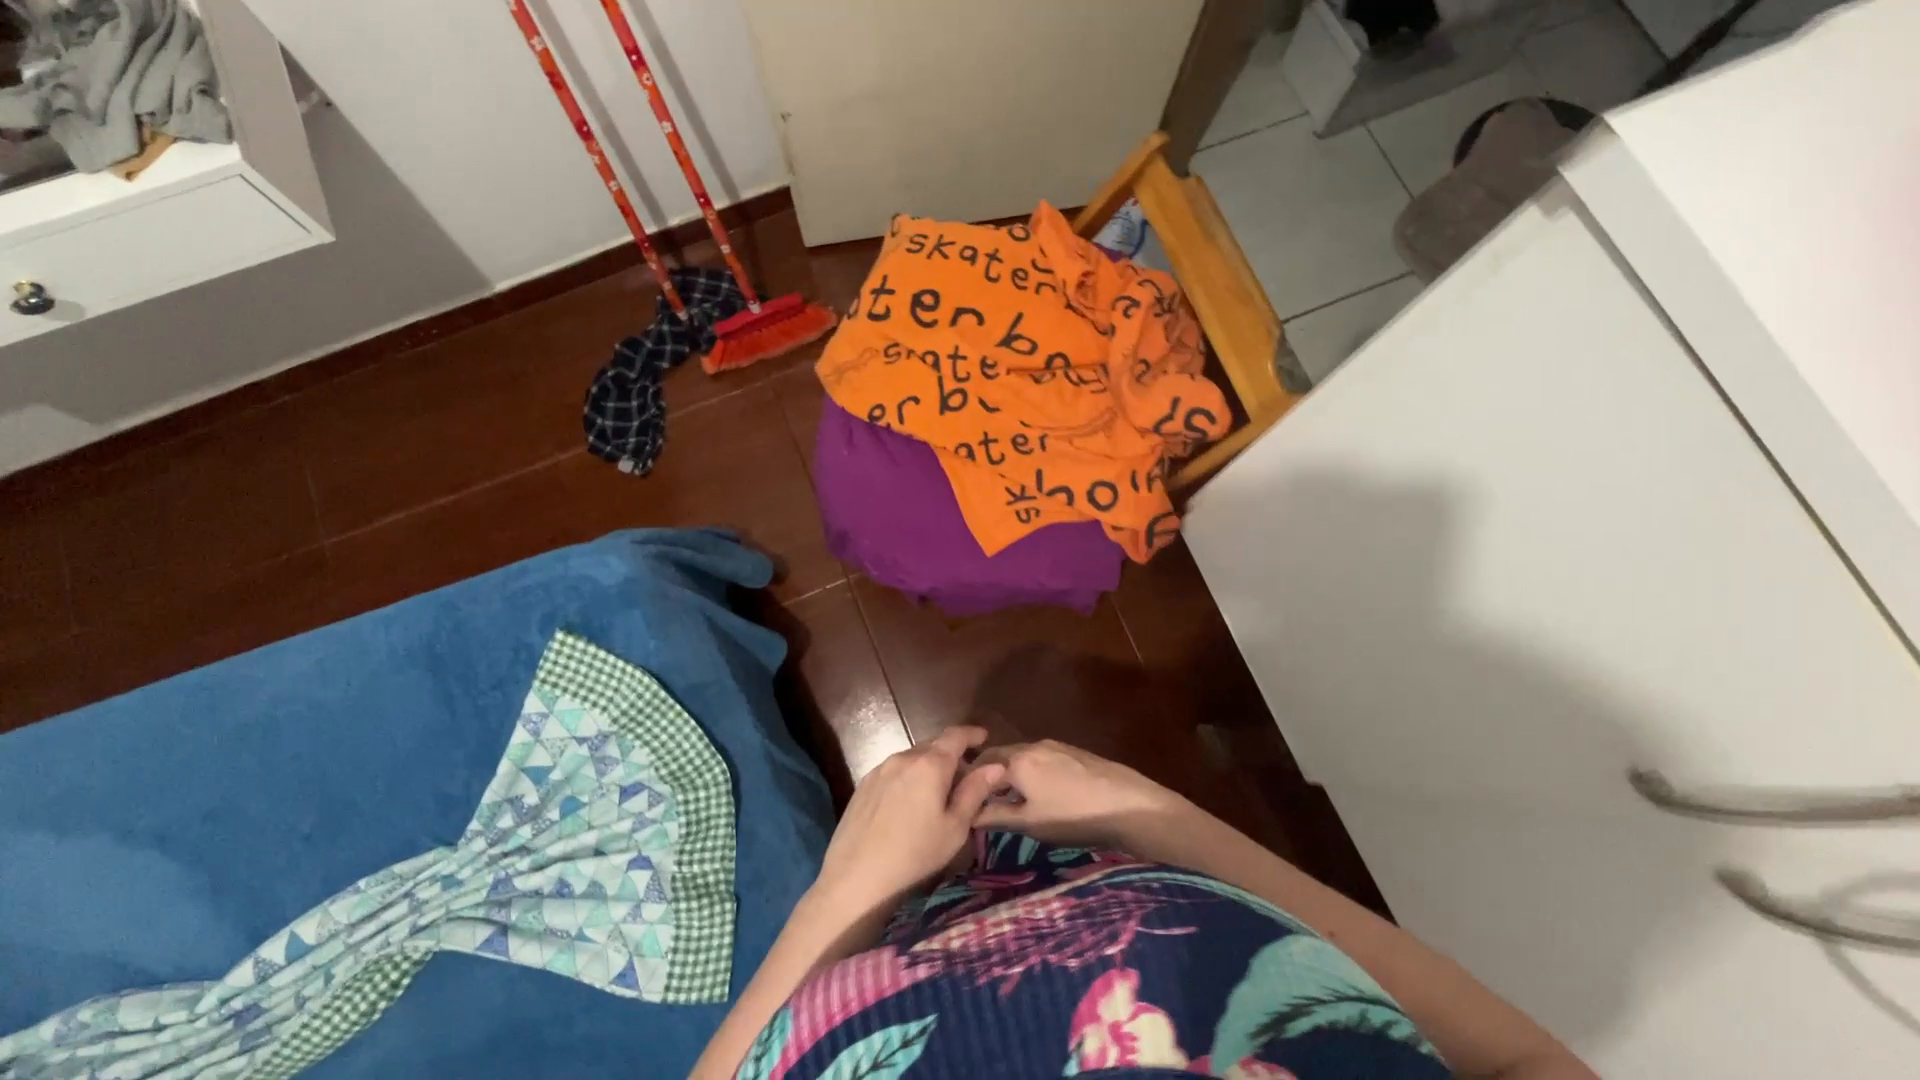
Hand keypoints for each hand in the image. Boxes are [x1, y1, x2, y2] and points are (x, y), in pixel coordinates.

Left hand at [811, 725, 1004, 913]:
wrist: (856, 875)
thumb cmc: (915, 853)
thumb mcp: (955, 827)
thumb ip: (975, 791)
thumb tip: (995, 765)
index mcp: (930, 764)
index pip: (955, 736)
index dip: (972, 734)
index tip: (984, 738)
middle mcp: (903, 757)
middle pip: (933, 744)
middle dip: (951, 753)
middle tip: (966, 774)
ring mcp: (880, 769)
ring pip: (912, 757)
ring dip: (929, 765)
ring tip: (938, 789)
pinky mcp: (864, 784)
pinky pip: (894, 770)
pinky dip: (909, 775)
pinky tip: (910, 801)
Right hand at [973, 739, 1191, 850]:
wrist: (1130, 805)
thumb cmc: (1074, 816)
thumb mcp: (1031, 823)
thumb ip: (997, 816)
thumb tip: (970, 815)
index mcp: (1017, 760)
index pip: (980, 763)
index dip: (968, 780)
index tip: (961, 798)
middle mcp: (1033, 745)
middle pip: (1001, 757)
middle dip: (989, 776)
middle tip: (981, 800)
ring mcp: (1056, 746)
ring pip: (1022, 757)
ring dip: (1011, 774)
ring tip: (1008, 800)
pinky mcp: (1075, 752)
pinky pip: (1041, 759)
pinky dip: (1031, 773)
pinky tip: (1039, 793)